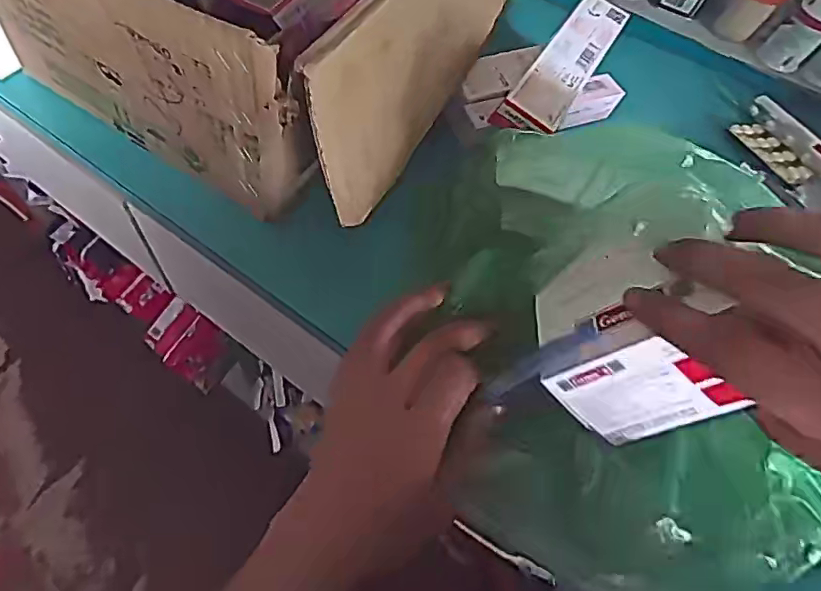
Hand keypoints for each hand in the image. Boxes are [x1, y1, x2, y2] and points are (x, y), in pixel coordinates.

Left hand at [229, 286, 487, 590]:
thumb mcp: (444, 499)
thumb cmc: (390, 521)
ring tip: (442, 291)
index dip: (476, 368)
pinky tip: (403, 313)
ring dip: (417, 305)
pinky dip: (386, 318)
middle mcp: (388, 397)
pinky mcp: (344, 381)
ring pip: (389, 328)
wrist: (327, 528)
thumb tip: (493, 406)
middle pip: (430, 347)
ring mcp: (361, 384)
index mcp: (417, 431)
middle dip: (462, 331)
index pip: (455, 375)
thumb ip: (470, 448)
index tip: (489, 374)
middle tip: (487, 326)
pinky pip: (365, 337)